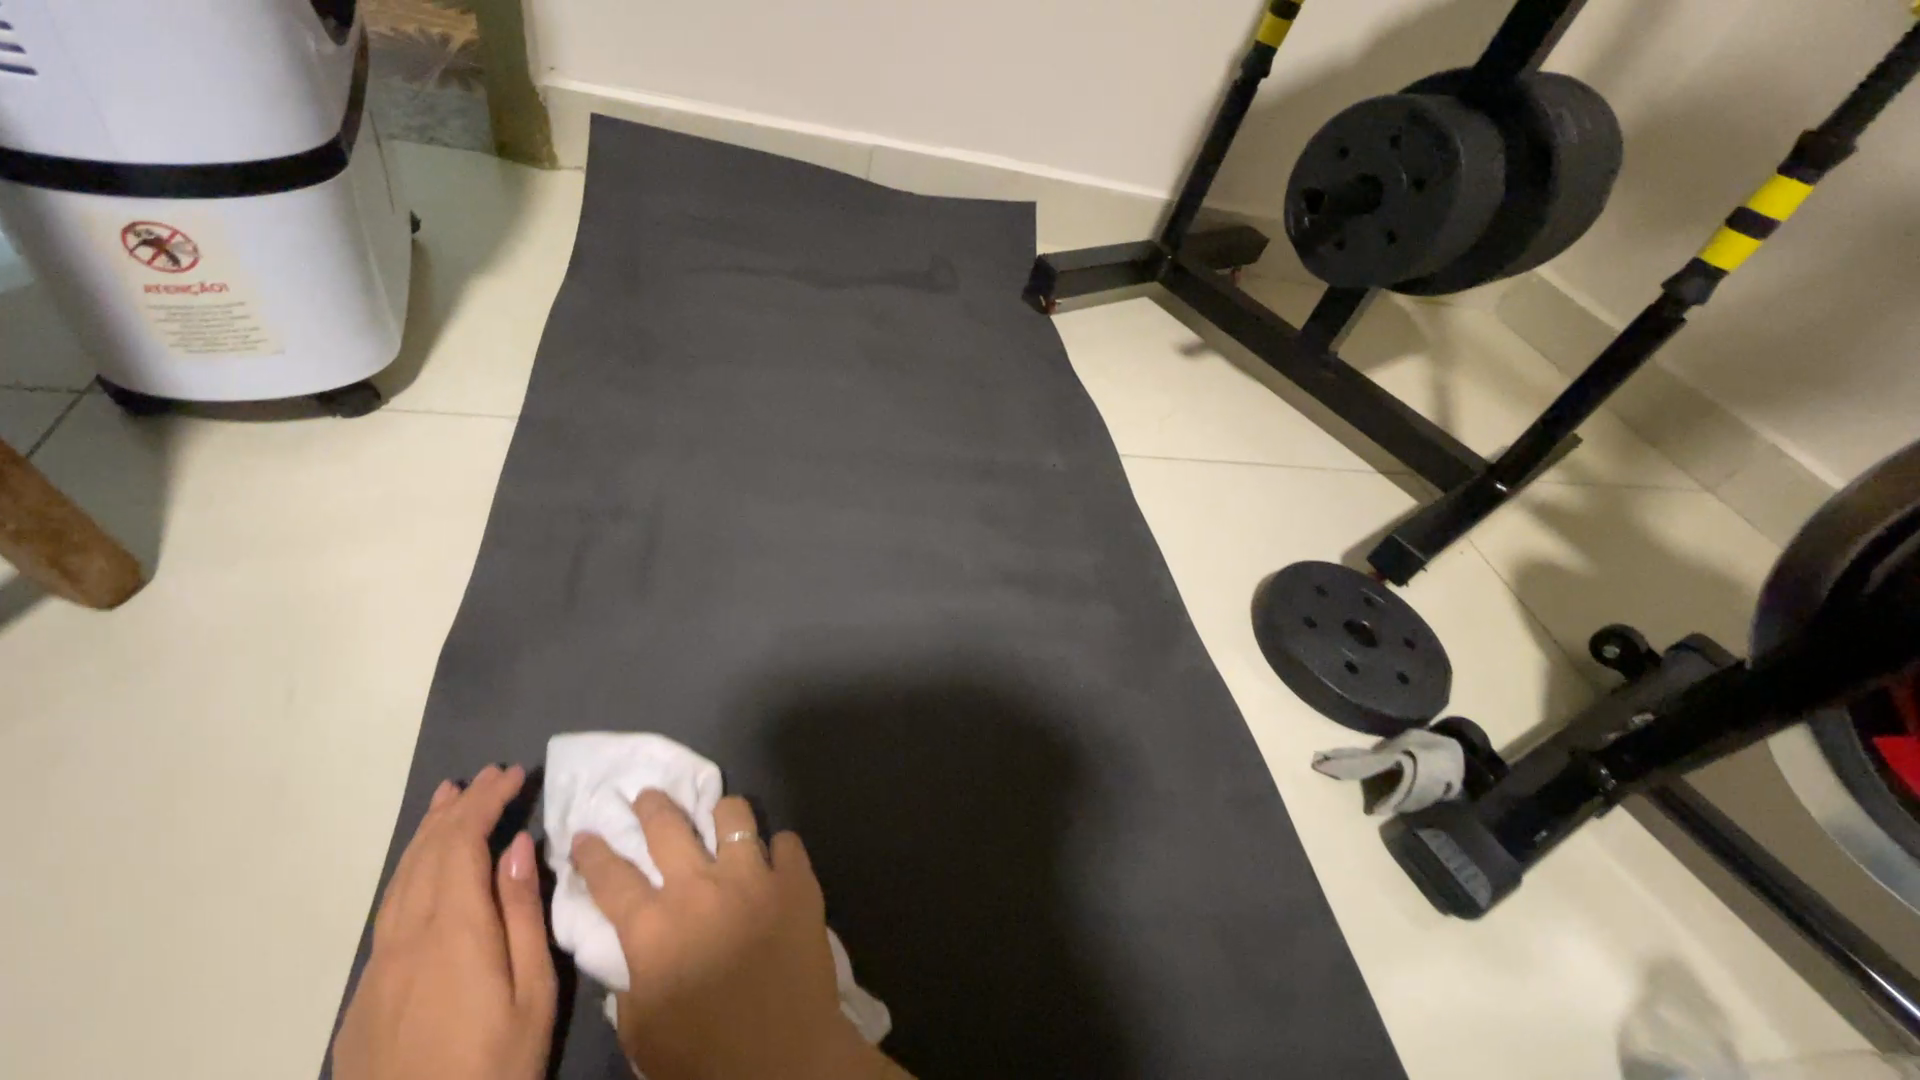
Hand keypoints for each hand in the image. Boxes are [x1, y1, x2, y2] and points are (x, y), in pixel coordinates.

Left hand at [333, 765, 556, 1079]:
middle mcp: (407, 936)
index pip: (464, 844)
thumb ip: (521, 916)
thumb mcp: (532, 993)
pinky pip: (389, 908)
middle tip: (490, 776)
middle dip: (460, 808)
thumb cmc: (494, 1065)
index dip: (487, 802)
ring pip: (399, 879)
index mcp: (454, 931)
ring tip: (449, 799)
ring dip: (427, 833)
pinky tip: (423, 870)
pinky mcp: (365, 993)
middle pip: (427, 854)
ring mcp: (379, 965)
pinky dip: (410, 870)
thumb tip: (516, 848)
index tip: (514, 775)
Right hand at [571, 790, 910, 1079]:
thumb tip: (635, 954)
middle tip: (648, 796)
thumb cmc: (703, 1056)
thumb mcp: (642, 1029)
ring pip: (733, 816)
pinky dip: (779, 848)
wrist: (784, 1058)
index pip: (610, 876)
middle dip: (652, 805)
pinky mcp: (797, 883)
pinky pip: (787, 841)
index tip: (584, 832)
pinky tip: (775, 857)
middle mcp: (699, 887)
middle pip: (668, 826)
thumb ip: (632, 982)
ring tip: (719, 814)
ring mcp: (753, 878)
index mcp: (653, 926)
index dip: (592, 852)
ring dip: (721, 812)